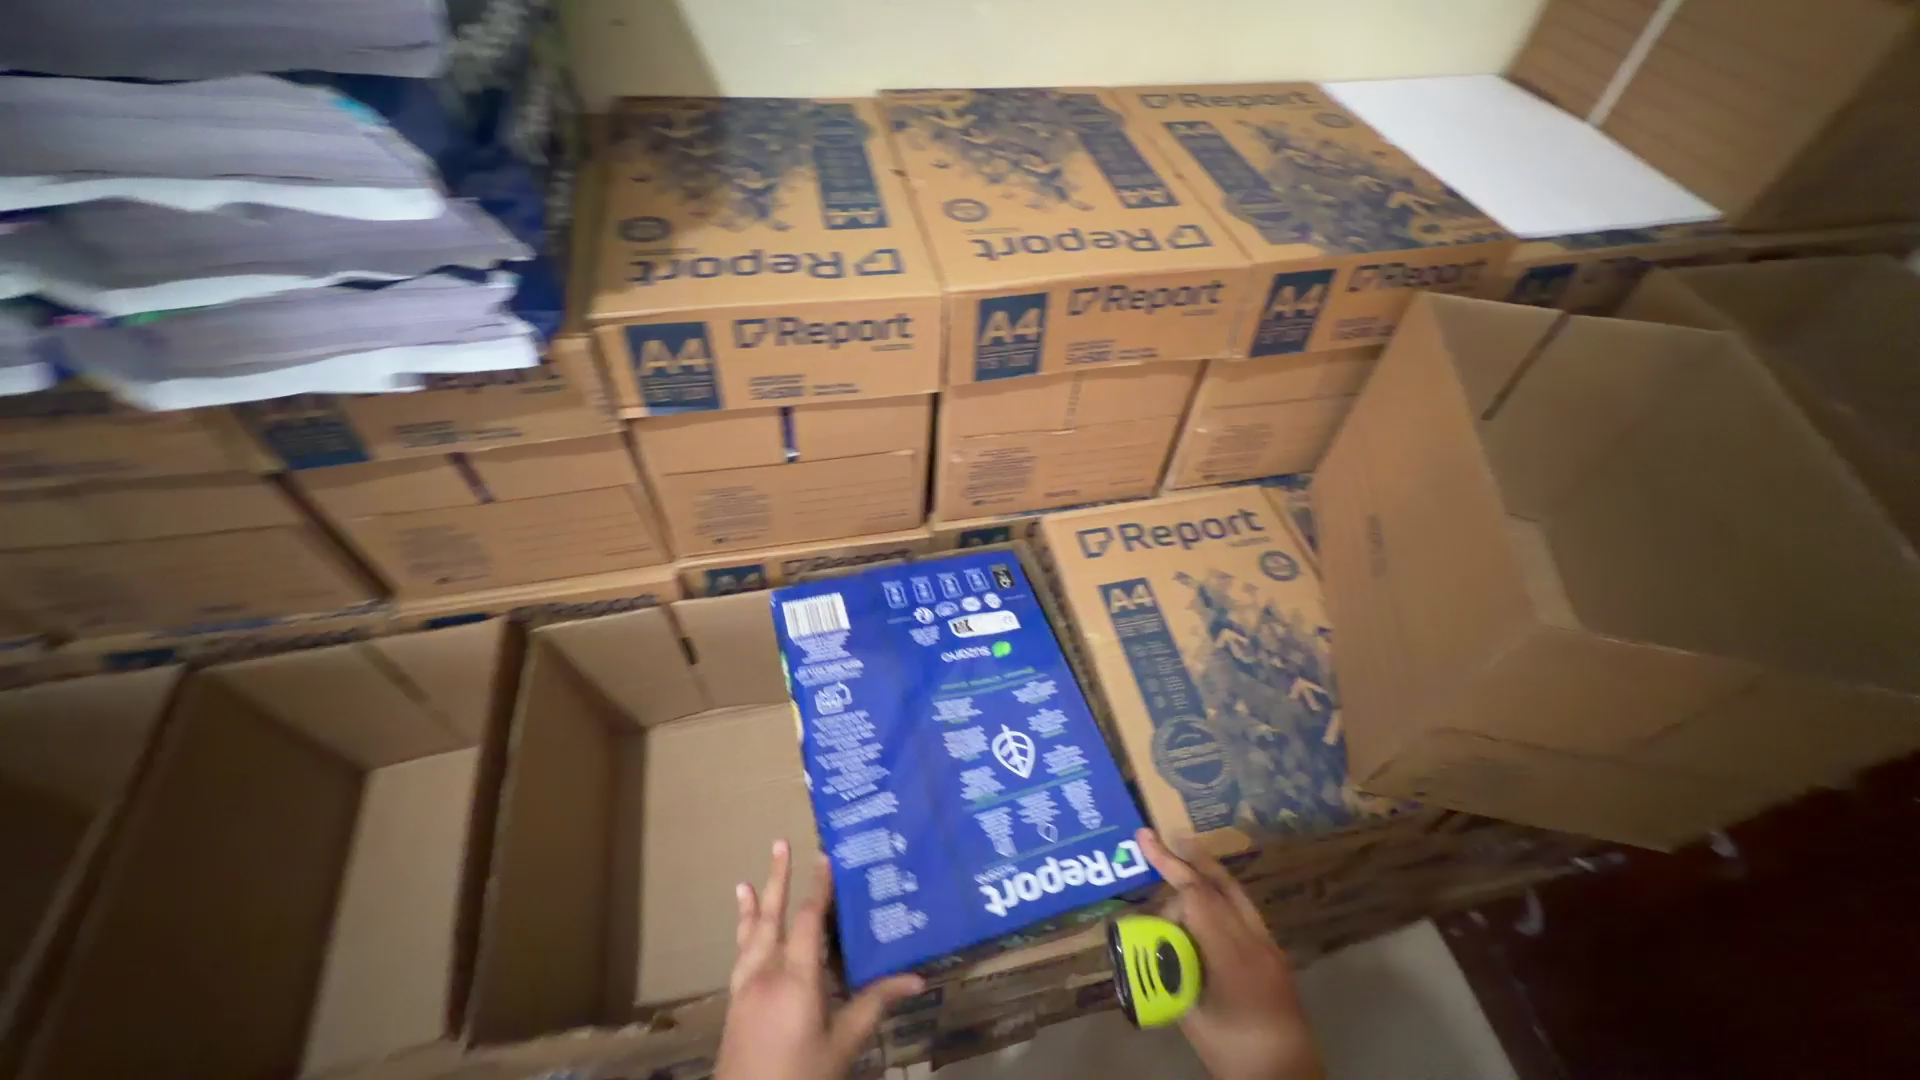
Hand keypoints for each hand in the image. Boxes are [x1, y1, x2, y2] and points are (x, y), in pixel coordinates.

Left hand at [715, 840, 925, 1079]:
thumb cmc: (800, 1078)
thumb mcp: (842, 1046)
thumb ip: (873, 1006)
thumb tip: (916, 979)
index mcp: (795, 979)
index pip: (809, 920)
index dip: (819, 888)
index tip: (826, 856)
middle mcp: (765, 975)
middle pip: (771, 917)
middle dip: (778, 879)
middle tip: (779, 842)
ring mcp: (745, 991)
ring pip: (750, 936)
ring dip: (752, 906)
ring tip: (745, 882)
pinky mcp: (736, 1007)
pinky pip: (739, 958)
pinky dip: (742, 937)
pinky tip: (745, 939)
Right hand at [1137, 828, 1324, 1079]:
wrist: (1286, 1078)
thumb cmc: (1232, 1050)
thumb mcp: (1189, 1010)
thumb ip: (1171, 969)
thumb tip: (1153, 942)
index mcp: (1230, 957)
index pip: (1196, 896)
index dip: (1169, 866)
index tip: (1145, 841)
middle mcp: (1255, 941)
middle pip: (1218, 884)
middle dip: (1188, 857)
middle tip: (1159, 838)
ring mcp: (1270, 945)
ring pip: (1234, 893)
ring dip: (1204, 874)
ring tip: (1177, 861)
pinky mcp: (1275, 953)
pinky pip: (1242, 910)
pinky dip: (1220, 895)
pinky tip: (1203, 897)